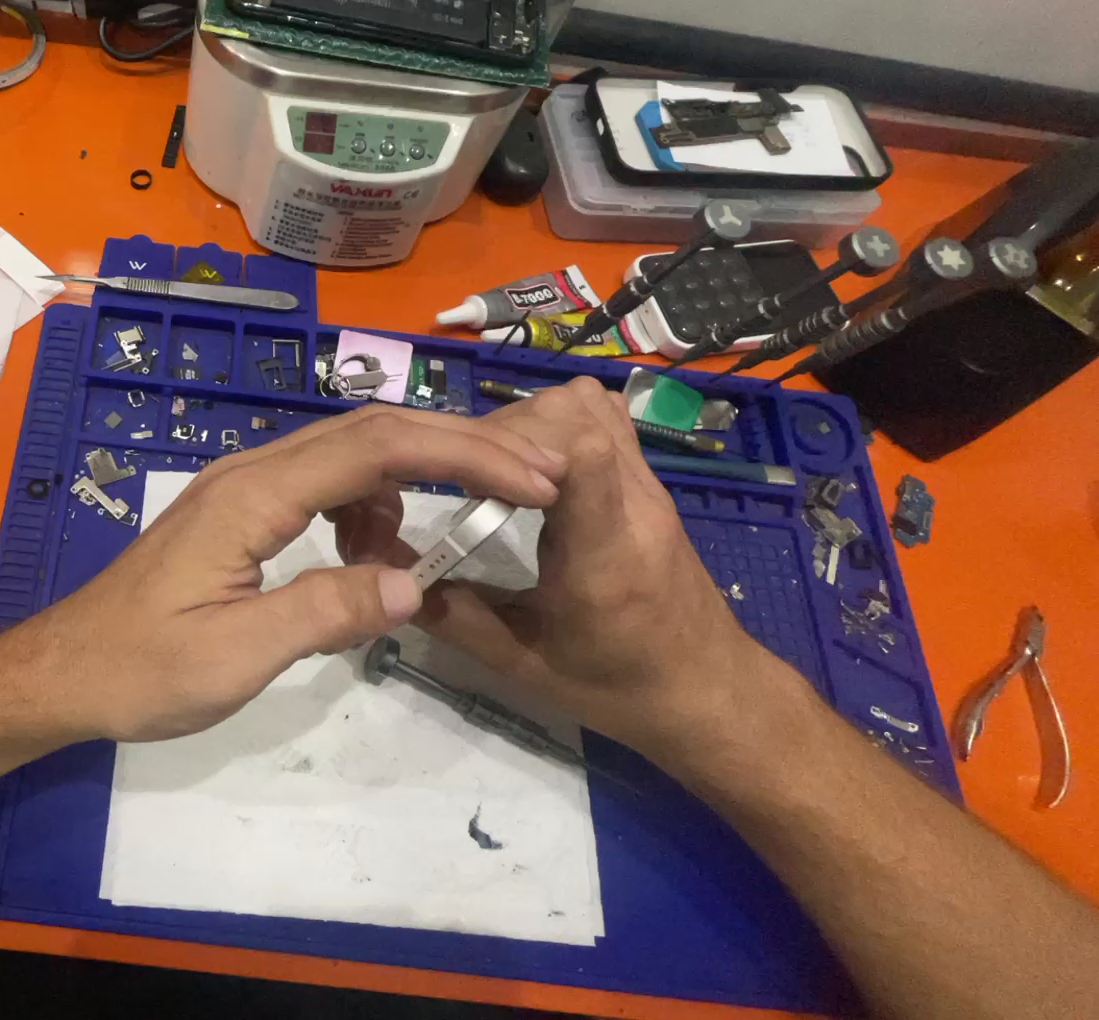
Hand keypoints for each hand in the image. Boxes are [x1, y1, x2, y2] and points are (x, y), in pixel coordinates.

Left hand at [14, 407, 568, 742]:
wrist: (66, 671)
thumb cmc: (140, 669)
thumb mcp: (237, 654)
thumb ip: (325, 612)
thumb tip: (412, 583)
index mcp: (252, 494)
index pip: (375, 447)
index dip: (462, 454)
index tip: (532, 481)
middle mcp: (249, 474)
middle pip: (367, 433)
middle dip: (454, 450)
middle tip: (529, 484)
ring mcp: (241, 491)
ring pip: (346, 457)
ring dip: (409, 482)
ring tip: (445, 538)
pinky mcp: (237, 516)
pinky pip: (319, 491)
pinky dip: (365, 512)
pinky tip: (370, 557)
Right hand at [334, 377, 761, 756]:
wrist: (710, 694)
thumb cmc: (617, 686)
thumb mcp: (521, 665)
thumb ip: (454, 617)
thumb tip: (388, 578)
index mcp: (603, 553)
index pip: (581, 456)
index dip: (514, 446)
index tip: (467, 482)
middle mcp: (632, 504)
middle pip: (573, 414)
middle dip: (505, 433)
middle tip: (470, 481)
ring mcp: (647, 487)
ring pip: (589, 404)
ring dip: (530, 422)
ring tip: (497, 471)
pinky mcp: (648, 484)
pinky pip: (605, 418)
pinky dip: (559, 422)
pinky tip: (533, 467)